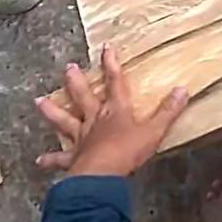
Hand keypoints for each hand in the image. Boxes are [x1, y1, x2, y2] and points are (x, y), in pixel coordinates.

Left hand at [34, 44, 189, 177]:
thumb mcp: (154, 130)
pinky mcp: (73, 158)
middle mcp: (96, 120)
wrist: (102, 175)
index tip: (106, 47)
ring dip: (52, 111)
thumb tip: (183, 89)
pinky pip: (60, 158)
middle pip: (84, 96)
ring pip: (64, 120)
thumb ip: (168, 111)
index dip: (111, 63)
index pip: (115, 81)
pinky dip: (50, 159)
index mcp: (116, 110)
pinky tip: (39, 160)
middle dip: (77, 81)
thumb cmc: (128, 151)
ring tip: (38, 101)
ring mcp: (81, 138)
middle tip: (68, 67)